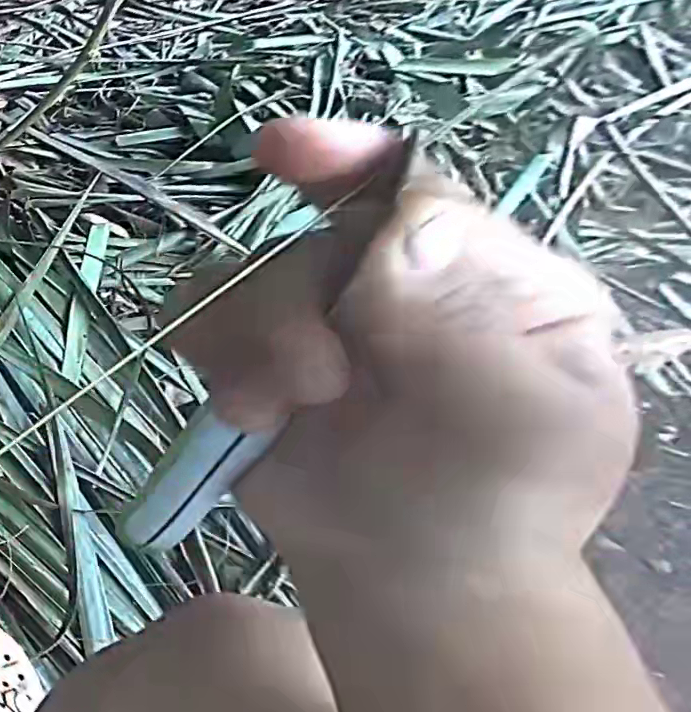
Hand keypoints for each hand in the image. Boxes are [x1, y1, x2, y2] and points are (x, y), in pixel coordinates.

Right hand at [170, 118, 637, 578]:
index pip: (409, 188)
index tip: (277, 147)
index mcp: (476, 276)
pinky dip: (206, 361)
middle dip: (288, 314)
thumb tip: (390, 230)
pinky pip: (191, 321)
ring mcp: (300, 319)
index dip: (343, 158)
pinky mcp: (238, 354)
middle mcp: (380, 283)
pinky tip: (244, 409)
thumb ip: (464, 324)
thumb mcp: (520, 416)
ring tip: (277, 410)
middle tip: (316, 385)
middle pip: (297, 248)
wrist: (401, 563)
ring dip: (242, 348)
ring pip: (229, 283)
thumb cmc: (488, 494)